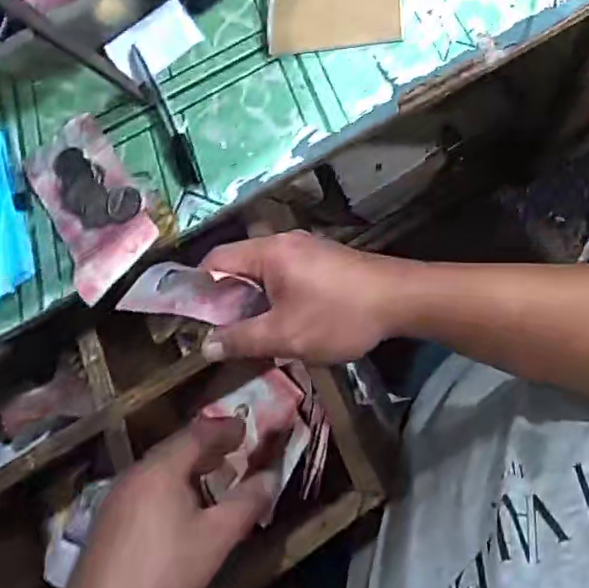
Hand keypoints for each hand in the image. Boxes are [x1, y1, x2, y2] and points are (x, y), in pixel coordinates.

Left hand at [61, 416, 276, 587]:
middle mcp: (133, 477)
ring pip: (158, 472)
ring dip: (188, 470)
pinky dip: (169, 490)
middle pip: (175, 449)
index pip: (198, 433)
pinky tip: (180, 514)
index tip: (248, 429)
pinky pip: (144, 493)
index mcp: (159, 469)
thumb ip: (246, 502)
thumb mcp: (216, 539)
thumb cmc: (164, 574)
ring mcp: (113, 504)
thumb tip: (270, 477)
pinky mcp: (103, 532)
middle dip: (207, 448)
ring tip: (212, 481)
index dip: (225, 429)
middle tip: (234, 451)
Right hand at [198, 231, 410, 363]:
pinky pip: (287, 275)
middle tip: (222, 335)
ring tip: (252, 336)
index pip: (216, 259)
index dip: (196, 288)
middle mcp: (286, 242)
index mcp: (270, 251)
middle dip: (227, 300)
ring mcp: (308, 249)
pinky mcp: (326, 260)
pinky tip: (286, 325)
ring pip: (265, 274)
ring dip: (254, 302)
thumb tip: (206, 345)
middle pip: (240, 266)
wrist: (400, 298)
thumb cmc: (339, 315)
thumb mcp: (285, 335)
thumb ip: (242, 339)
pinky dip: (277, 297)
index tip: (188, 320)